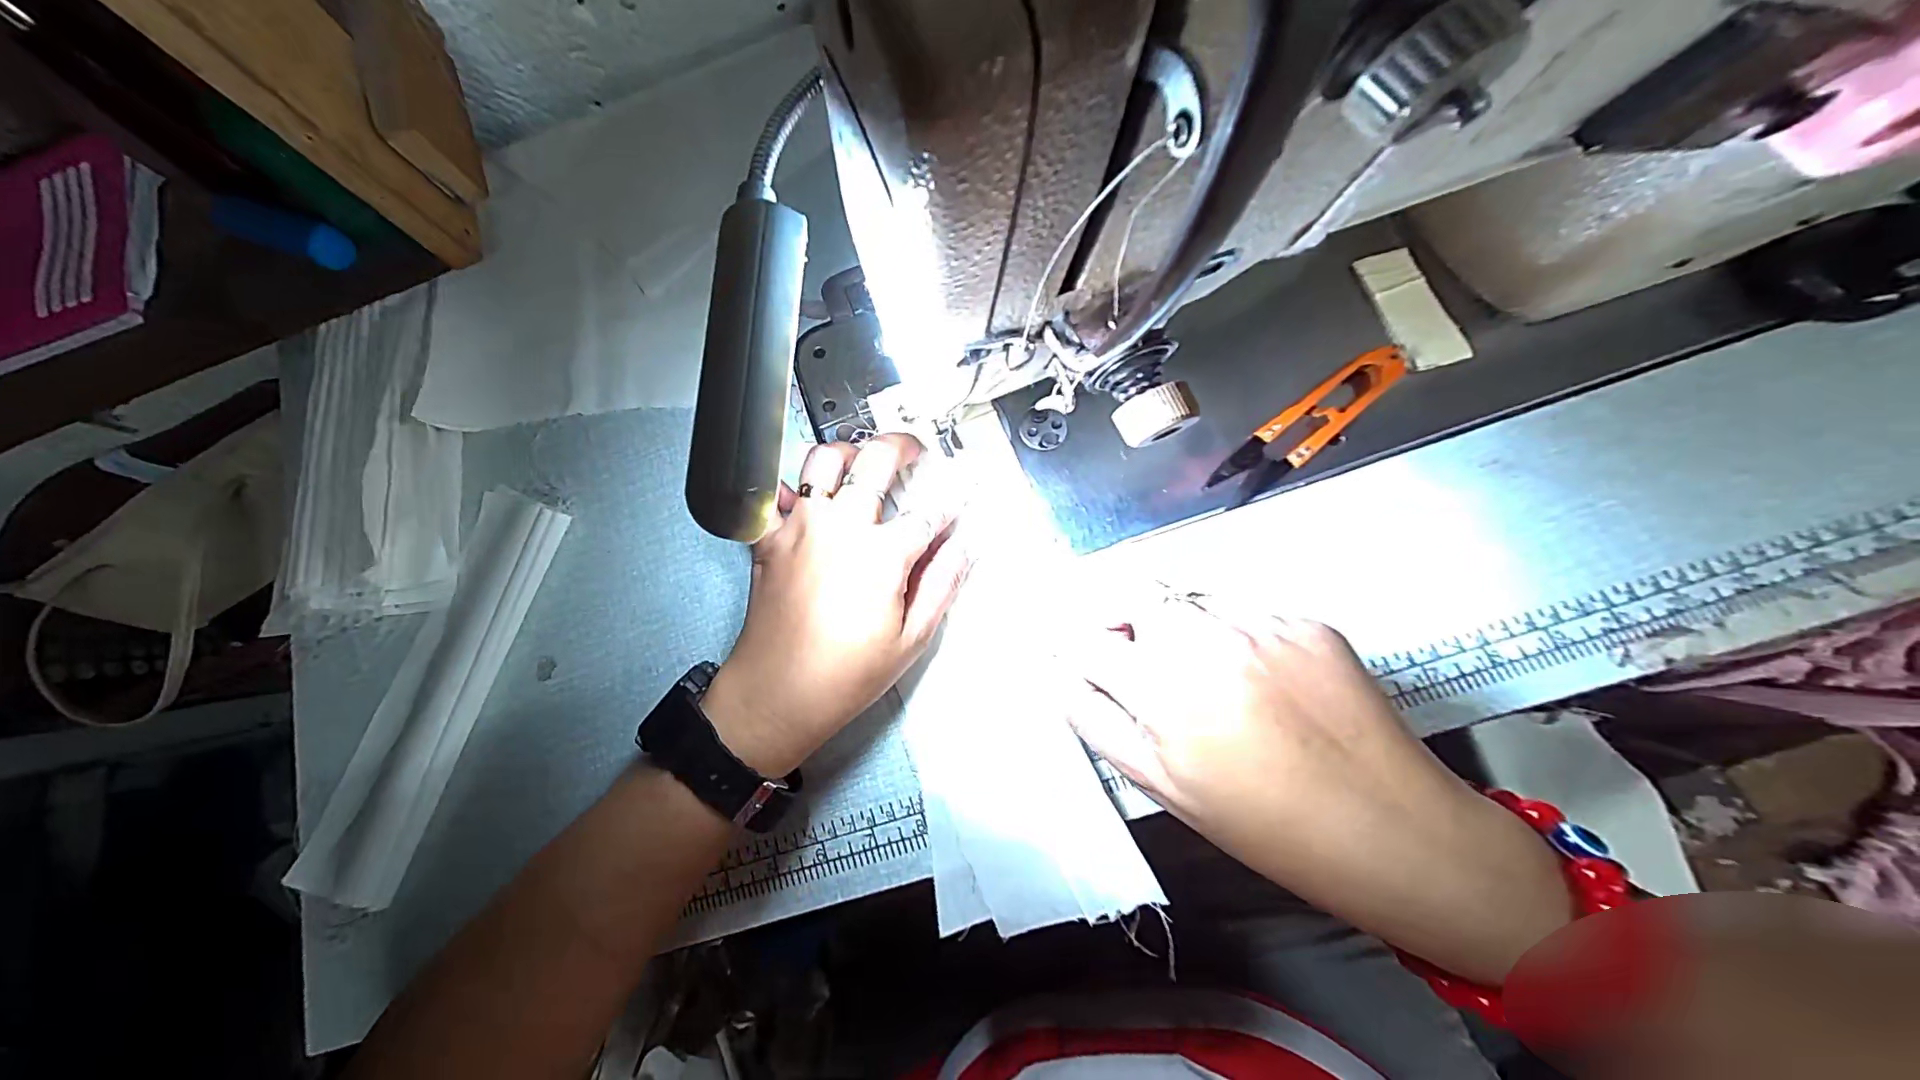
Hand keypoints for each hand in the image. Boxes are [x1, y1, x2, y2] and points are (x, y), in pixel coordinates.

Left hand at [702, 435, 970, 776]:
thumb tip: (964, 548)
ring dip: (849, 452)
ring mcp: (801, 528)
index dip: (952, 499)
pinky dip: (795, 486)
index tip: (962, 491)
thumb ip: (943, 583)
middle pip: (876, 461)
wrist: (776, 694)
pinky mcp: (770, 539)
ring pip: (823, 459)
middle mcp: (840, 528)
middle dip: (904, 448)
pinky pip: (777, 494)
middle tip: (915, 452)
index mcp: (881, 554)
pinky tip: (810, 493)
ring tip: (863, 462)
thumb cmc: (840, 676)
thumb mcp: (911, 638)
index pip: (929, 511)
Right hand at [1061, 593, 1570, 982]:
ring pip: (1188, 597)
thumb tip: (1060, 675)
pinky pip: (1244, 609)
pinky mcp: (1306, 620)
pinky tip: (1253, 673)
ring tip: (1196, 667)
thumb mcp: (1163, 786)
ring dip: (1172, 621)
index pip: (1085, 639)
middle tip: (1121, 643)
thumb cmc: (1263, 823)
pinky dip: (1229, 630)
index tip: (1066, 646)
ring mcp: (1262, 623)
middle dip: (1114, 610)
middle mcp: (1209, 641)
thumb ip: (1099, 722)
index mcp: (1165, 691)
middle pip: (1132, 591)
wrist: (1392, 830)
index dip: (1067, 639)